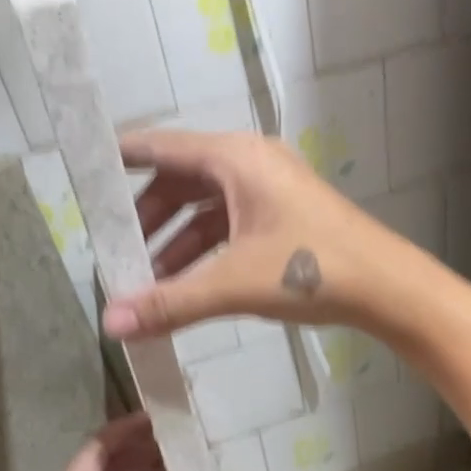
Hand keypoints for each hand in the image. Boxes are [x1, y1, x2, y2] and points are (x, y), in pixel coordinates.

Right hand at [103, 130, 432, 339]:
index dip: (119, 162)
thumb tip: (111, 323)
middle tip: (117, 251)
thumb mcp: (234, 284)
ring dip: (177, 240)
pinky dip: (206, 250)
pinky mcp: (284, 217)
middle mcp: (250, 163)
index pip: (160, 147)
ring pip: (206, 207)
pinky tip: (190, 283)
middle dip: (147, 217)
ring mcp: (271, 189)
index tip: (84, 177)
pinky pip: (230, 225)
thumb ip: (172, 303)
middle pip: (181, 179)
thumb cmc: (312, 270)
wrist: (387, 287)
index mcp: (234, 158)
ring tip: (150, 279)